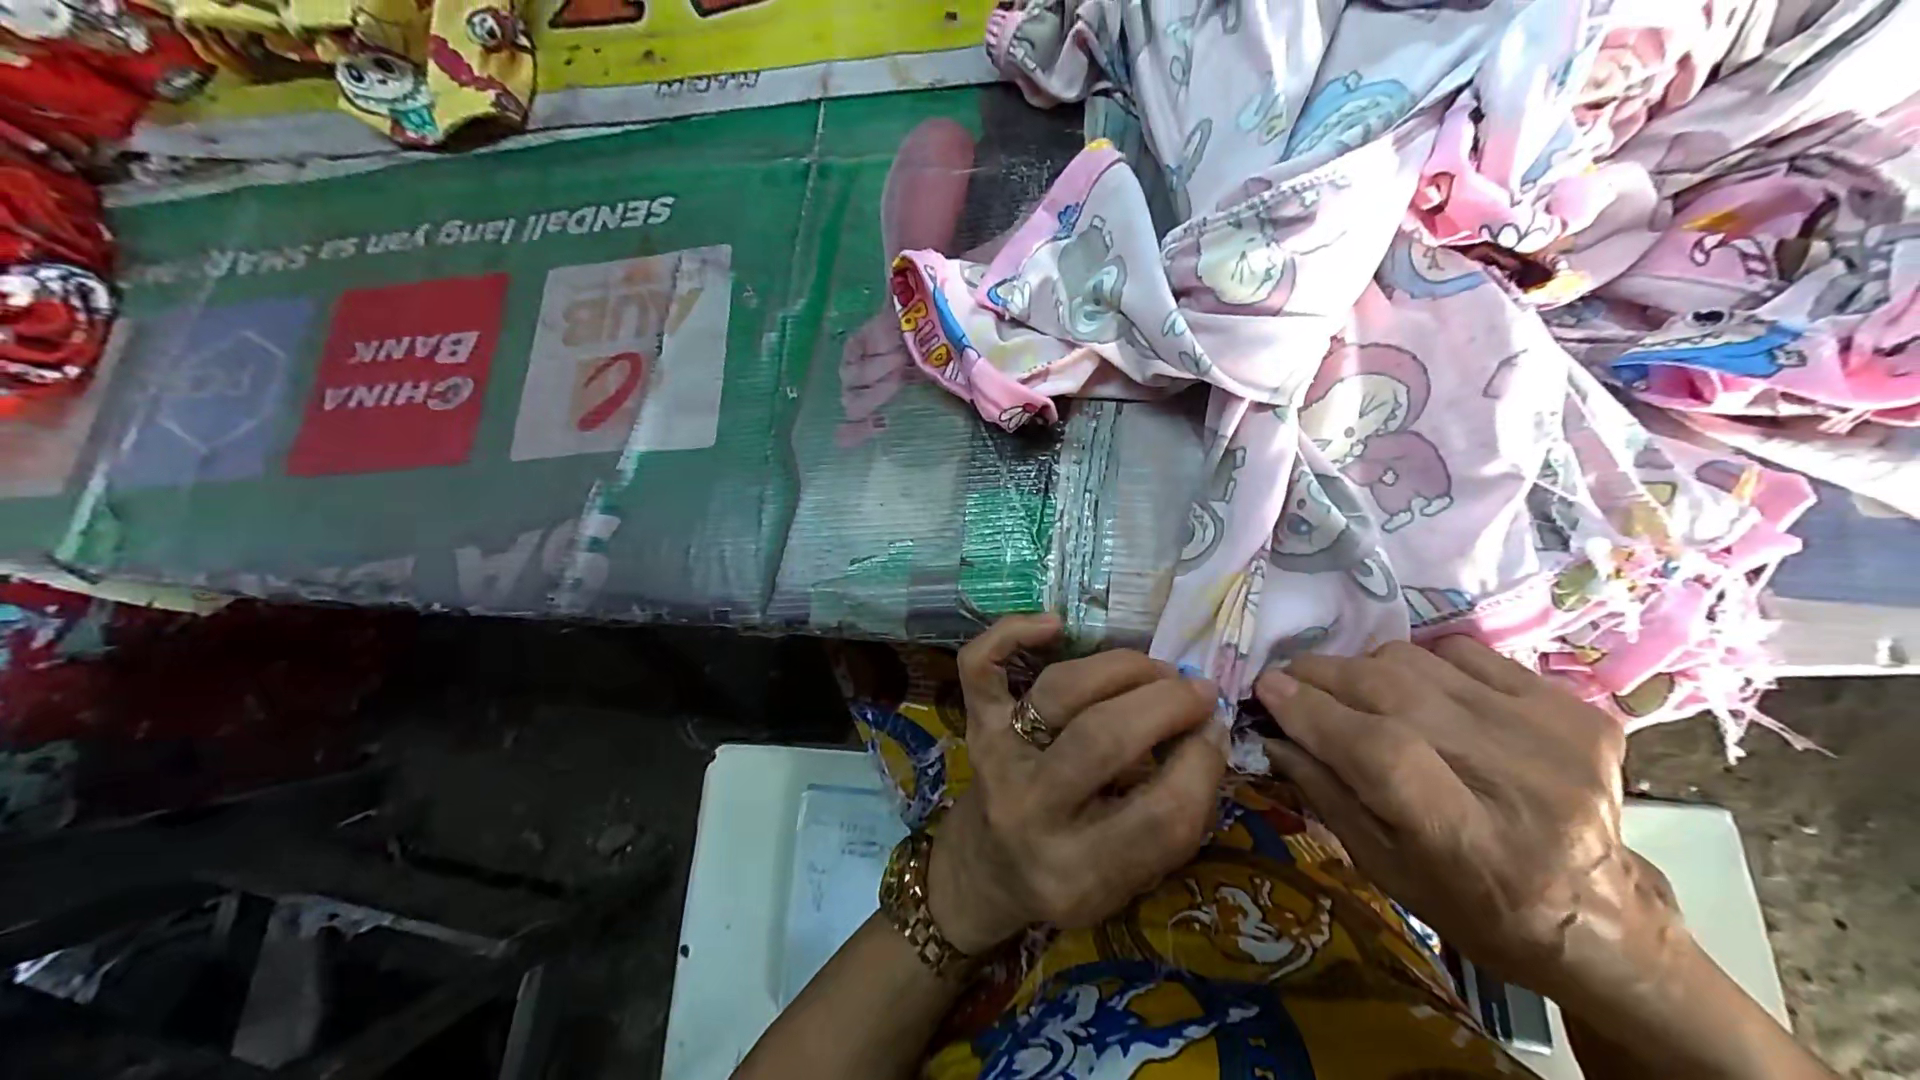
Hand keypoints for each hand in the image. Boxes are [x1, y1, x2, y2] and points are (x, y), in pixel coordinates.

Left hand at [926, 614, 1227, 954]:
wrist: (986, 870)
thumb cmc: (1068, 874)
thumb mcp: (1129, 878)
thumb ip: (1173, 817)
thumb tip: (1208, 731)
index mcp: (1077, 872)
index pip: (1160, 815)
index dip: (1203, 766)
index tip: (1217, 733)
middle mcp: (1030, 811)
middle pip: (1103, 738)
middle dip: (1166, 704)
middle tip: (1198, 691)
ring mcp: (996, 760)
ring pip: (1059, 690)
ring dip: (1120, 668)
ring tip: (1157, 670)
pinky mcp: (975, 726)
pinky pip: (979, 667)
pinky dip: (1010, 634)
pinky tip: (1055, 624)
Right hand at [1252, 638, 1681, 1005]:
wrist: (1599, 920)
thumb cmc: (1472, 905)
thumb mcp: (1382, 867)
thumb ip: (1324, 791)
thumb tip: (1271, 728)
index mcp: (1474, 845)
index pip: (1383, 755)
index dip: (1316, 713)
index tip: (1267, 688)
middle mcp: (1525, 785)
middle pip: (1398, 696)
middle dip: (1325, 677)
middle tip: (1289, 677)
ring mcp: (1557, 738)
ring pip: (1421, 663)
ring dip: (1364, 667)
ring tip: (1347, 689)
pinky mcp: (1576, 710)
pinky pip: (1465, 652)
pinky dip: (1421, 661)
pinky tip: (1415, 691)